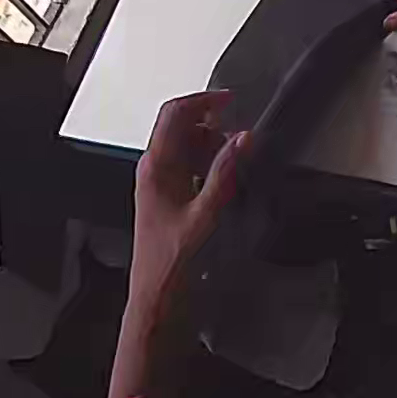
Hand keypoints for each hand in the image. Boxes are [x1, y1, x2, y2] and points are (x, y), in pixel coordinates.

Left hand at [130, 90, 249, 308]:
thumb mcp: (204, 215)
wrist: (156, 298)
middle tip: (237, 134)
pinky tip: (223, 175)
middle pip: (179, 124)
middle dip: (210, 123)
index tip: (229, 99)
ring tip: (233, 158)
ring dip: (210, 141)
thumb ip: (225, 173)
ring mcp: (159, 179)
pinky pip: (187, 161)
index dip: (201, 100)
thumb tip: (243, 138)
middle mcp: (153, 167)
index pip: (174, 113)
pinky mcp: (166, 191)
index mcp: (155, 166)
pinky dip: (207, 158)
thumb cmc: (172, 262)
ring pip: (185, 142)